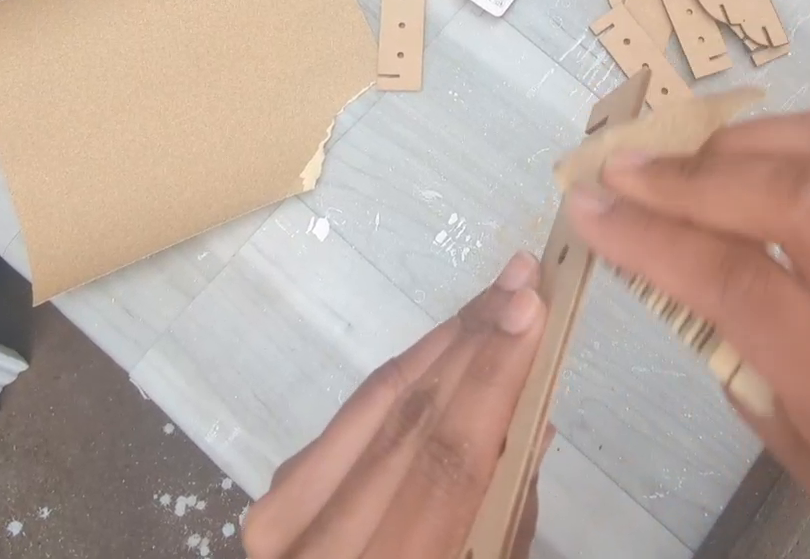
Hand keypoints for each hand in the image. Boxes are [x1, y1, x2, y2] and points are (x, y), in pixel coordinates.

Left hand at [244, 251, 547, 558]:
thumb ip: (504, 506)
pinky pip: (355, 413)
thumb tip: (531, 411)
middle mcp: (318, 546)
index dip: (493, 376)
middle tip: (523, 277)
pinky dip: (410, 371)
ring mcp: (283, 518)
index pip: (447, 460)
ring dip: (448, 340)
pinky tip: (451, 337)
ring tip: (498, 293)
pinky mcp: (277, 493)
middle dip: (477, 337)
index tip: (532, 305)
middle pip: (410, 417)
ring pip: (379, 400)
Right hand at [569, 109, 809, 558]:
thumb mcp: (764, 416)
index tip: (589, 209)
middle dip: (694, 178)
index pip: (748, 289)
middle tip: (622, 172)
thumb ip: (708, 320)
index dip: (657, 239)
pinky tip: (728, 157)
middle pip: (802, 202)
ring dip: (729, 147)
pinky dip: (769, 135)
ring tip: (671, 166)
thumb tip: (633, 222)